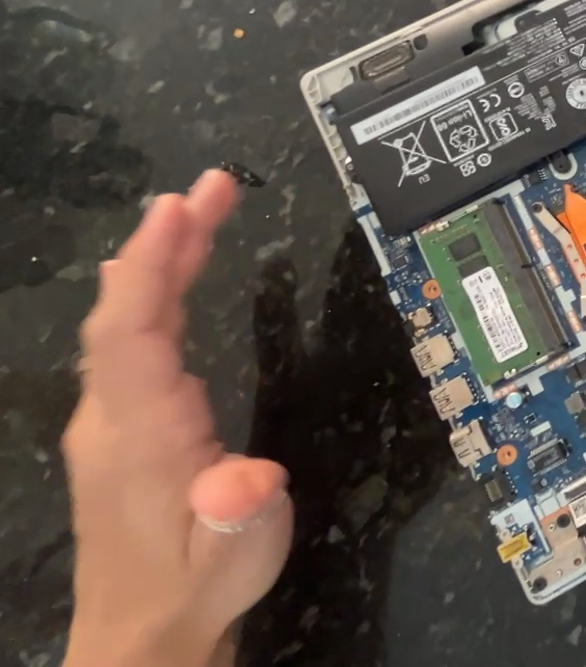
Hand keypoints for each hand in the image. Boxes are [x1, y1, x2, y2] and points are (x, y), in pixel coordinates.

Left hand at [62, 171, 292, 666]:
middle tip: (208, 186)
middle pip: (126, 315)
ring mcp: (118, 418)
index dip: (152, 269)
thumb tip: (245, 476)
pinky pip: (134, 341)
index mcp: (142, 435)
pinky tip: (162, 273)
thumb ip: (237, 512)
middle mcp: (116, 417)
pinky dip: (152, 293)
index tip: (182, 210)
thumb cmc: (202, 579)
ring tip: (196, 207)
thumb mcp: (233, 553)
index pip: (133, 337)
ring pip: (126, 323)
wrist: (152, 626)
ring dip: (159, 260)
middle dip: (163, 245)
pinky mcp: (133, 421)